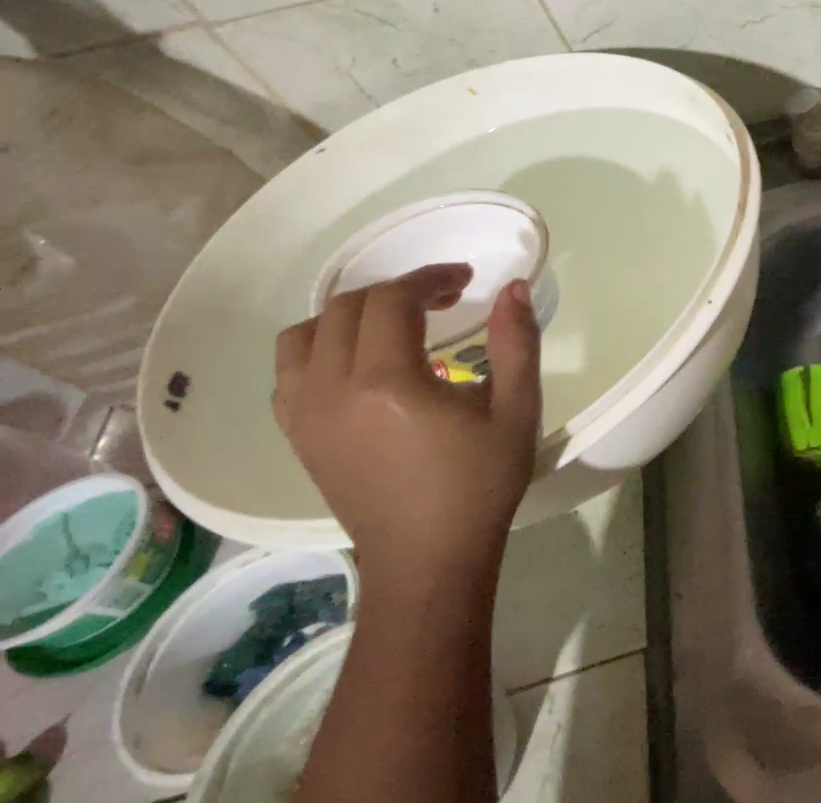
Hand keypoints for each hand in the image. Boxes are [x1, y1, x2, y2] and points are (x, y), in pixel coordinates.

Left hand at [273, 264, 541, 581]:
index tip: (466, 280)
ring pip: (304, 334)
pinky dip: (320, 347)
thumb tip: (512, 288)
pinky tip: (360, 361)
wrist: (427, 557)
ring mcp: (304, 413)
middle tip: (444, 300)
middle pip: (346, 308)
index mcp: (388, 382)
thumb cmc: (480, 484)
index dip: (428, 279)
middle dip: (396, 291)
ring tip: (396, 325)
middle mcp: (332, 389)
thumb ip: (516, 343)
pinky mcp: (297, 434)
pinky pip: (289, 370)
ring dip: (350, 315)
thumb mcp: (516, 410)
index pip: (391, 300)